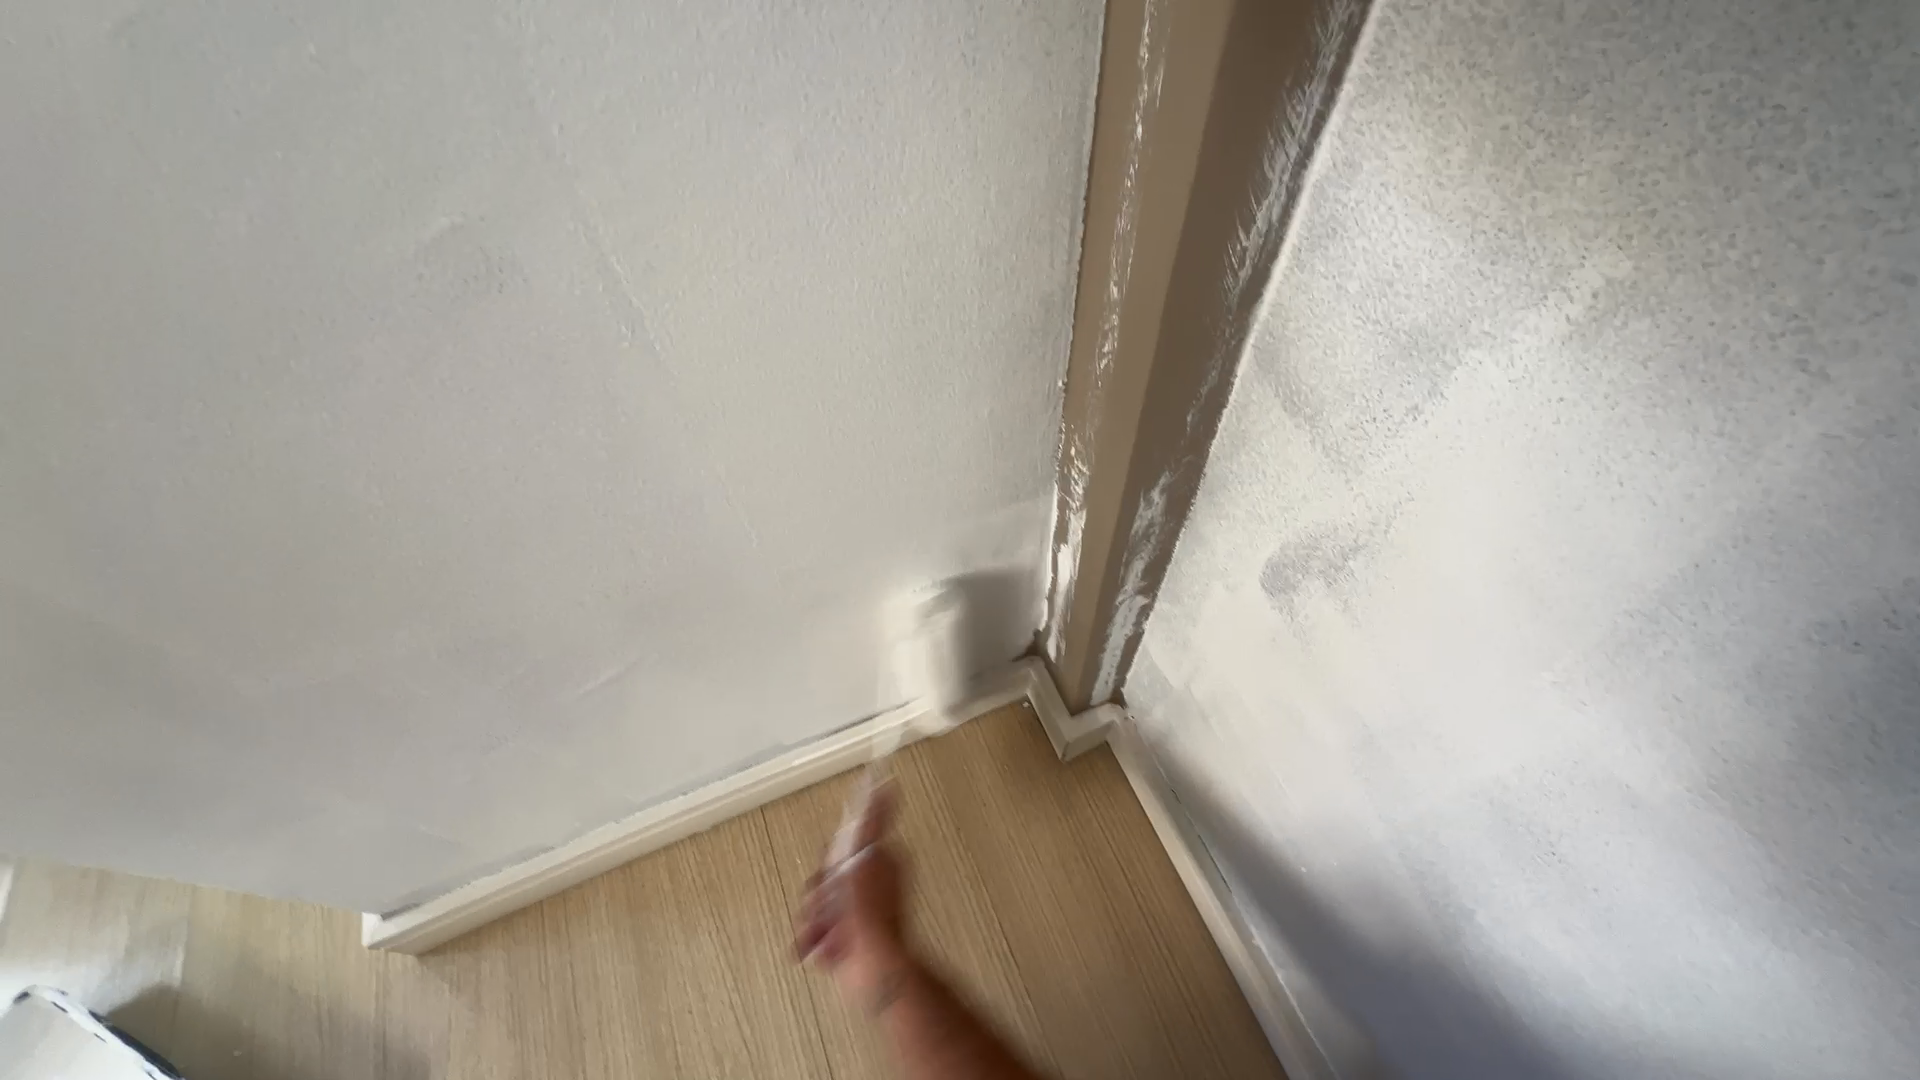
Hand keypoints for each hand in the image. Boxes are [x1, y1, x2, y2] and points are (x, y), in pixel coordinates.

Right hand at [794, 785, 914, 1013]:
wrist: (873, 969)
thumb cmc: (871, 913)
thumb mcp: (867, 854)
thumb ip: (874, 819)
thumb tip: (890, 783)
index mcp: (878, 861)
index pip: (842, 847)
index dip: (831, 859)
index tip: (832, 870)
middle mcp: (868, 885)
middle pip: (826, 877)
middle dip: (818, 894)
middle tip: (824, 906)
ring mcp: (857, 913)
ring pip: (818, 907)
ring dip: (813, 921)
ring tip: (822, 933)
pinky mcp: (846, 938)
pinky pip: (818, 933)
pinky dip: (814, 941)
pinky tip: (820, 949)